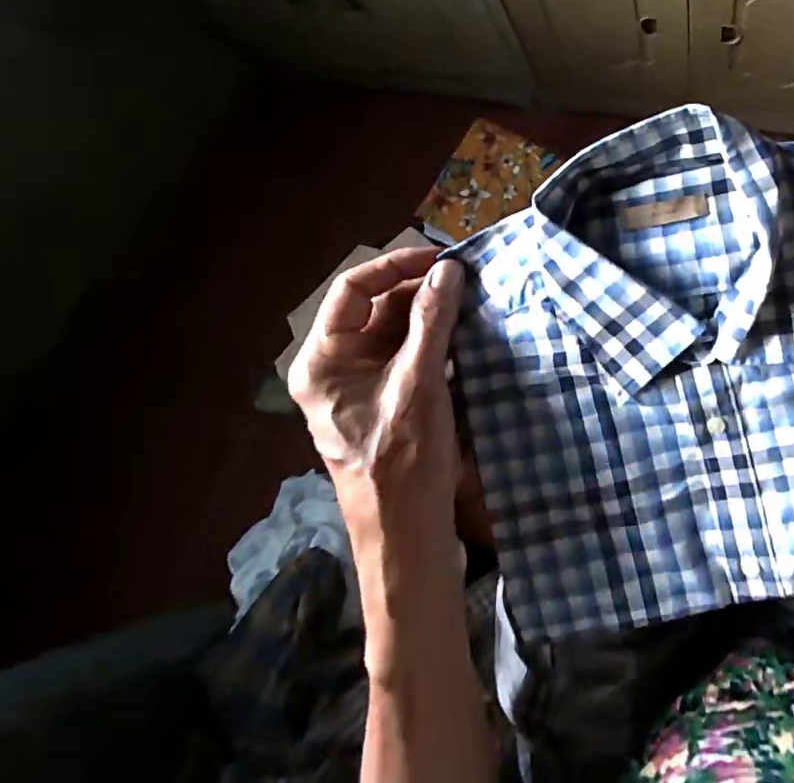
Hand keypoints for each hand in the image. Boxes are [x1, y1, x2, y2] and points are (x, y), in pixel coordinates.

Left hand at [288, 248, 464, 543]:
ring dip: (431, 315)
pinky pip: (407, 354)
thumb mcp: (419, 384)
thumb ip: (432, 322)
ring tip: (470, 300)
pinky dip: (434, 340)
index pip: (354, 289)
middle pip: (376, 308)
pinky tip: (464, 331)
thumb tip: (450, 270)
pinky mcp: (385, 398)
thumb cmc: (404, 461)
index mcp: (323, 361)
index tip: (442, 259)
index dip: (397, 266)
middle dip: (420, 291)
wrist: (409, 534)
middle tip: (466, 280)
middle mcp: (335, 367)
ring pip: (395, 331)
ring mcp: (360, 384)